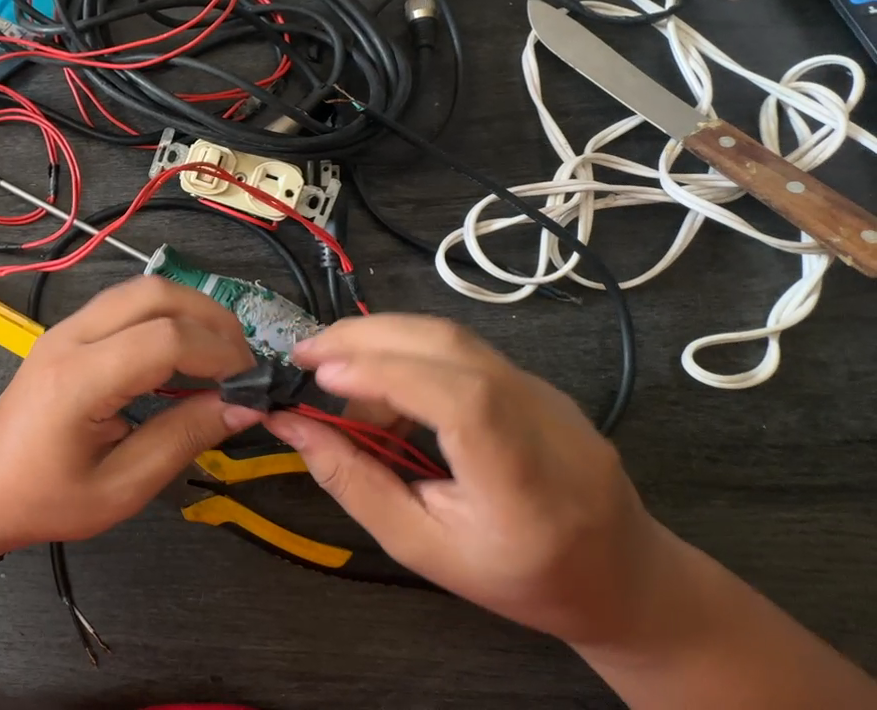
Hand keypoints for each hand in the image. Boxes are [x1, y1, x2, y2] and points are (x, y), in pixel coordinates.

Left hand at [0, 276, 263, 555]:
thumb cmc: (47, 499)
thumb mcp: (121, 488)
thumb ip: (182, 439)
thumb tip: (243, 406)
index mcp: (78, 380)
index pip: (163, 338)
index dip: (218, 353)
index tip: (252, 383)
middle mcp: (69, 338)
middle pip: (152, 293)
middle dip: (210, 317)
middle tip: (244, 360)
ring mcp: (63, 329)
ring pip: (136, 290)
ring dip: (188, 310)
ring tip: (222, 354)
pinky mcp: (64, 333)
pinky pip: (121, 305)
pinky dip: (162, 315)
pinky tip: (184, 351)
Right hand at [266, 314, 674, 646]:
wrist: (628, 581)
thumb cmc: (519, 577)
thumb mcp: (421, 546)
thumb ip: (351, 482)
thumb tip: (288, 422)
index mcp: (527, 486)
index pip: (464, 402)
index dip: (388, 376)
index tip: (321, 376)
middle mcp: (547, 424)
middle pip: (451, 346)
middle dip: (365, 338)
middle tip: (304, 354)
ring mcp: (549, 394)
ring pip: (450, 337)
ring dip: (378, 339)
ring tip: (332, 371)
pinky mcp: (537, 382)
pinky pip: (459, 348)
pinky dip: (402, 350)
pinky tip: (378, 382)